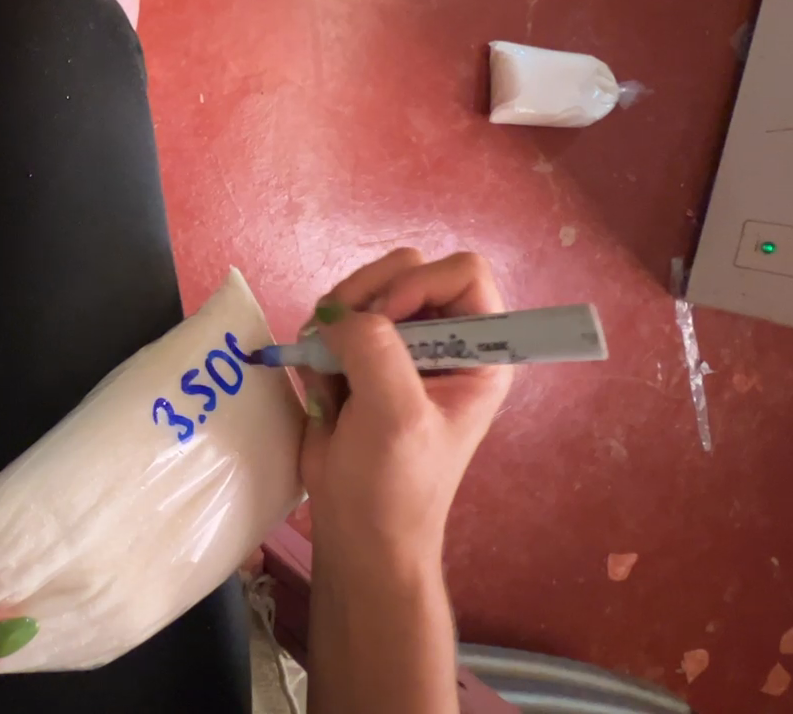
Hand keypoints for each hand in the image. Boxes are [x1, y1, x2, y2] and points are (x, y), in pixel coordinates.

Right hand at [296, 250, 511, 713]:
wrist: (354, 526)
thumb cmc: (395, 482)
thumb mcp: (396, 417)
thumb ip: (376, 352)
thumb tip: (338, 314)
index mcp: (477, 350)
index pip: (462, 272)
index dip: (420, 282)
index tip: (388, 316)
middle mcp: (438, 337)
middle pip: (403, 268)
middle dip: (365, 294)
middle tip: (341, 333)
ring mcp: (392, 344)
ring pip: (360, 288)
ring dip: (334, 317)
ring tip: (326, 364)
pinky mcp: (352, 354)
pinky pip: (329, 317)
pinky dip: (316, 339)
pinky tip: (319, 380)